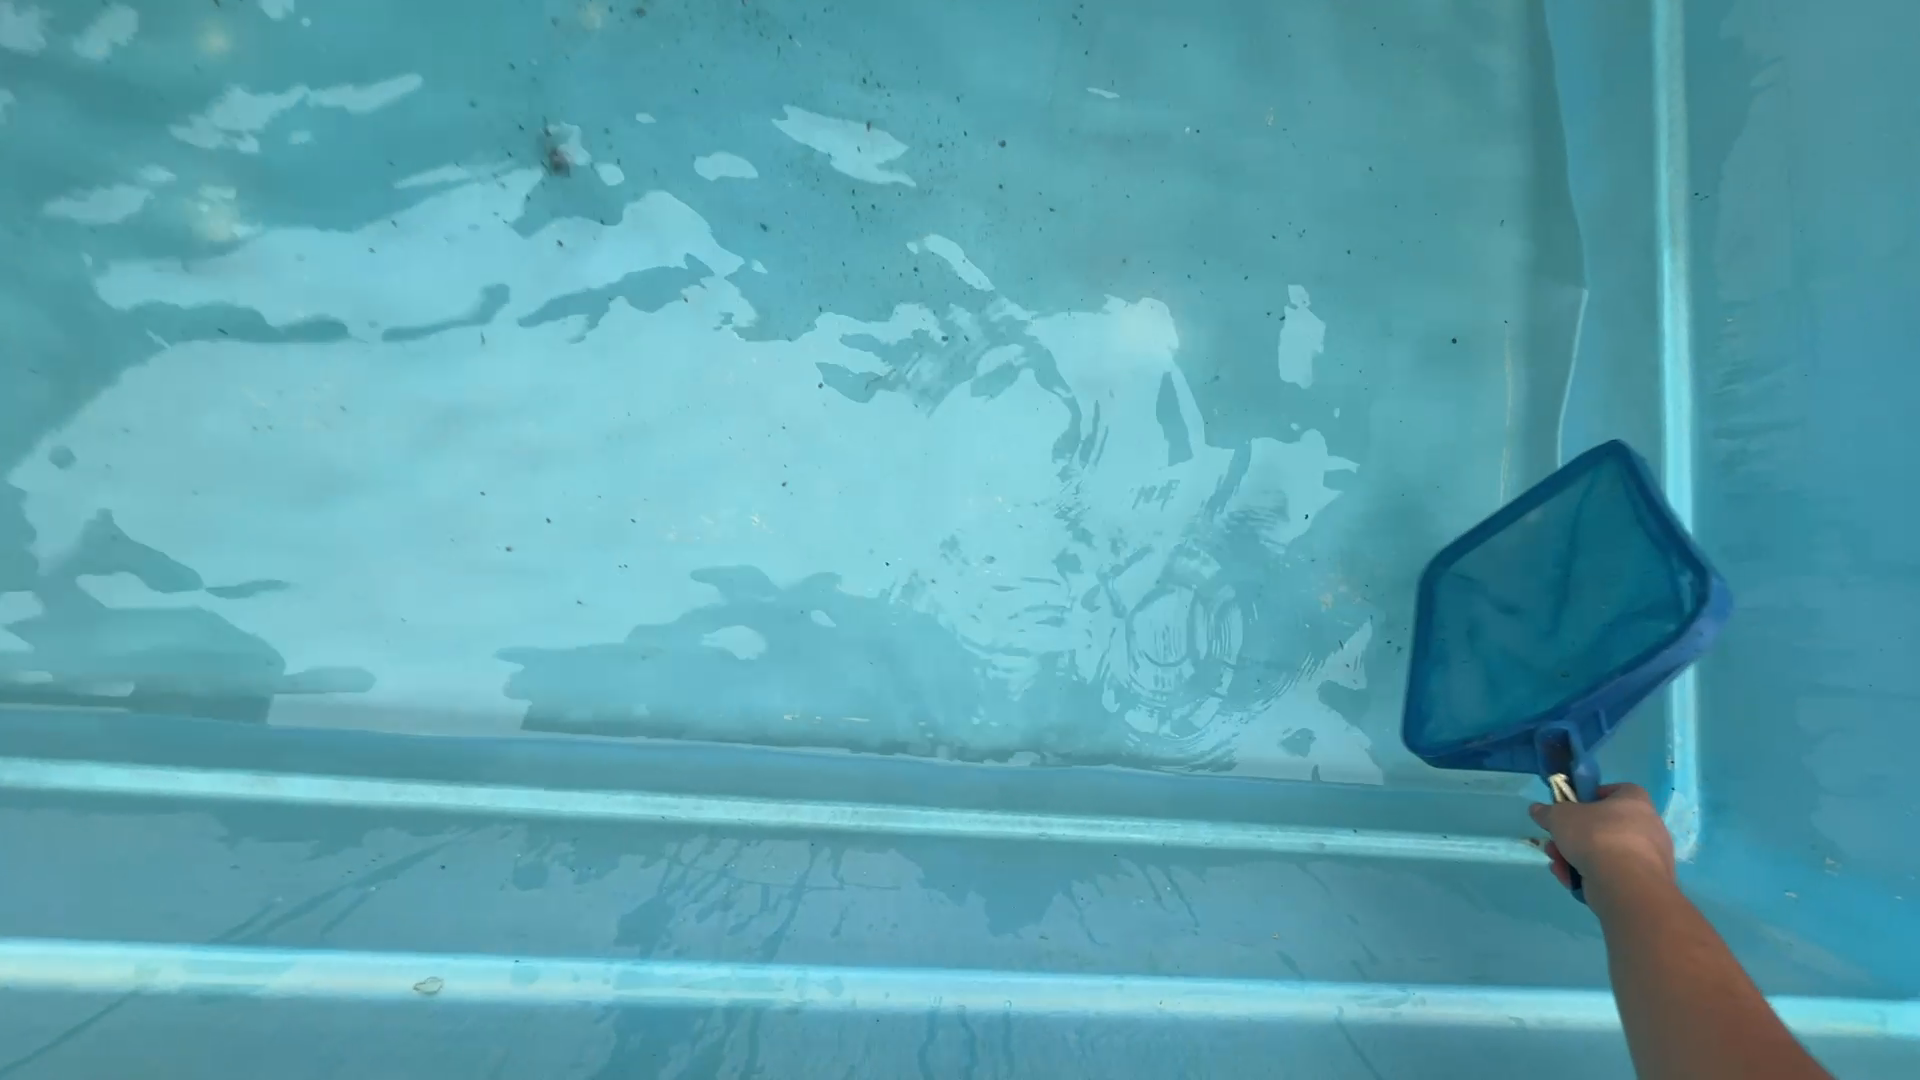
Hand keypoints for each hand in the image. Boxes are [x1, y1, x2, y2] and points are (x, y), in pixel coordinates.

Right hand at [1529, 783, 1674, 907]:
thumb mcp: (1557, 816)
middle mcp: (1649, 828)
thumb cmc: (1595, 836)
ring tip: (1558, 862)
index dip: (1596, 794)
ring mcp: (1651, 858)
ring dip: (1578, 855)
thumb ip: (1546, 811)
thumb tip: (1538, 810)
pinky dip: (1591, 873)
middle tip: (1558, 840)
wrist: (1626, 885)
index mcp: (1635, 804)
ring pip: (1607, 851)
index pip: (1621, 790)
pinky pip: (1613, 872)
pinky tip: (1571, 878)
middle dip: (1577, 834)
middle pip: (1607, 824)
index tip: (1575, 805)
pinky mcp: (1646, 882)